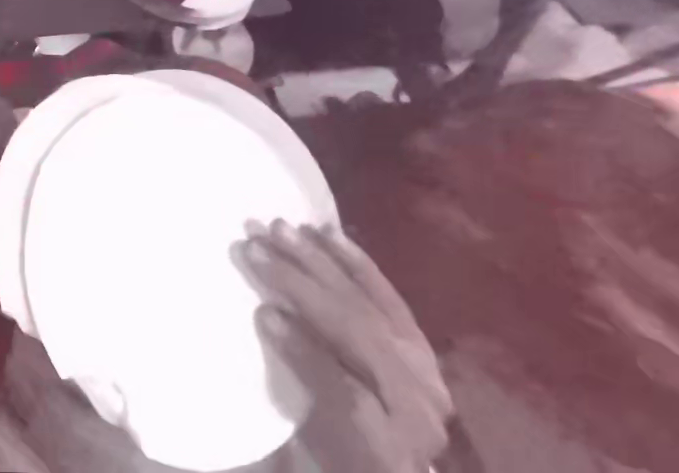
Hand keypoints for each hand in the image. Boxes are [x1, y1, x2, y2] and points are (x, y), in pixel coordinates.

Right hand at [240, 220, 452, 472]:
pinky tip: (326, 233)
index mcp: (384, 448)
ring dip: (319, 261)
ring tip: (278, 229)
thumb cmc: (330, 455)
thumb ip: (288, 391)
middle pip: (358, 336)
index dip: (303, 350)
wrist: (389, 470)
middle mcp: (417, 409)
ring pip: (369, 306)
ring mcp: (424, 373)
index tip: (260, 312)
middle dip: (301, 285)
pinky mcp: (421, 348)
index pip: (347, 392)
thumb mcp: (302, 442)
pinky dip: (355, 262)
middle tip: (253, 247)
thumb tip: (262, 321)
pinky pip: (389, 297)